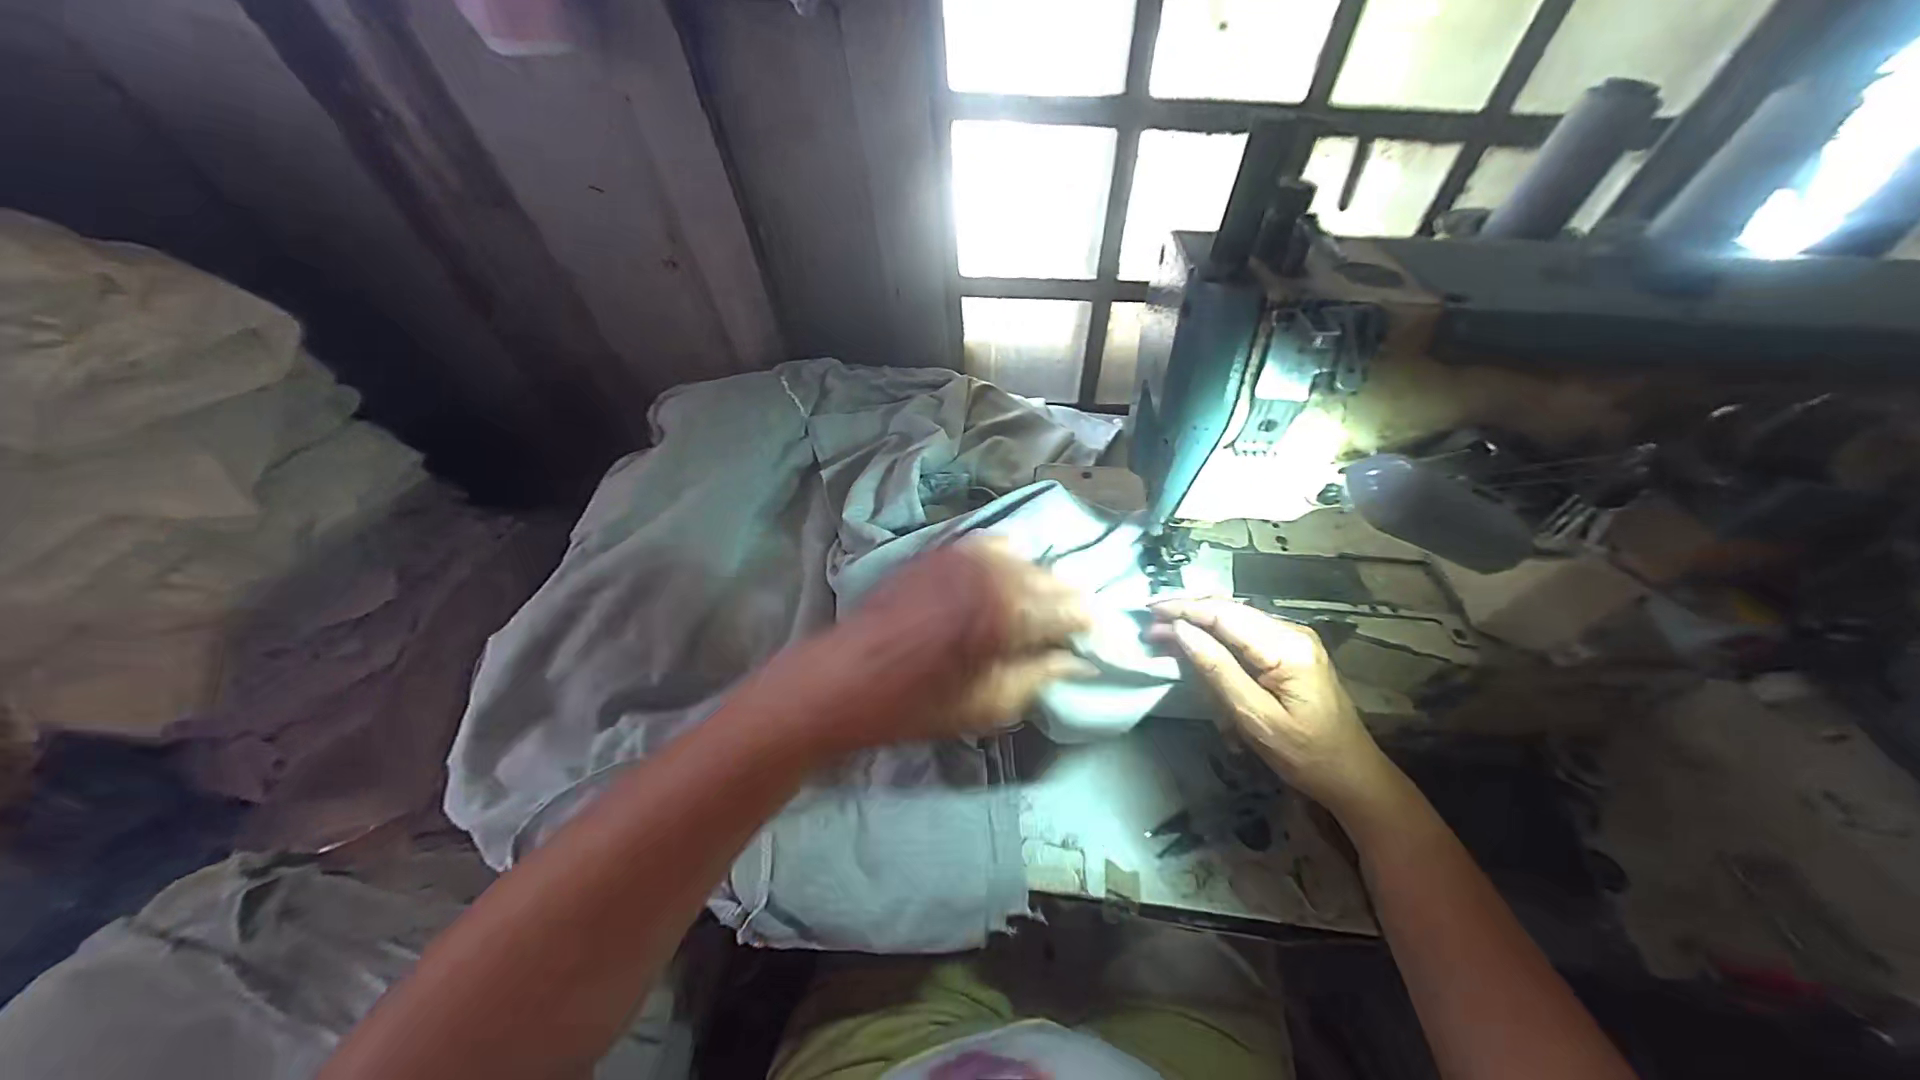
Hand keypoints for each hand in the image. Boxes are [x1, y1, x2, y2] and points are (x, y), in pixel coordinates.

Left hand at [753, 539, 1092, 753]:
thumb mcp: (986, 705)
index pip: (1071, 610)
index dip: (1089, 626)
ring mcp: (963, 556)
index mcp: (1008, 614)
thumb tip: (1074, 661)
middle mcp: (991, 572)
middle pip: (1052, 578)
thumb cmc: (914, 704)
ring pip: (1024, 558)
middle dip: (1067, 603)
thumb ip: (1038, 678)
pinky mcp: (940, 551)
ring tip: (1037, 609)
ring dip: (1038, 582)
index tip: (1096, 640)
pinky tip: (1004, 581)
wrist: (843, 677)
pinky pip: (990, 545)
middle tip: (1072, 627)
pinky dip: (1007, 561)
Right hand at [1151, 597, 1393, 815]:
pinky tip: (1195, 642)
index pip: (1225, 615)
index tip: (1149, 611)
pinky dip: (1215, 636)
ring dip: (1198, 623)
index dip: (1183, 609)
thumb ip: (1218, 670)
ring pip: (1234, 618)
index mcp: (1287, 648)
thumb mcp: (1255, 718)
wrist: (1353, 775)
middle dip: (1186, 613)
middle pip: (1229, 610)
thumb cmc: (1306, 755)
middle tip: (1149, 624)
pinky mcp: (1289, 651)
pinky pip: (1244, 633)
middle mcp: (1292, 633)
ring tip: (1164, 634)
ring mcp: (1293, 639)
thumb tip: (1182, 631)